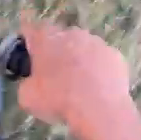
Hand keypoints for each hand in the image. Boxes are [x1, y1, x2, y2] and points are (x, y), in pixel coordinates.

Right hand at [15, 15, 139, 139]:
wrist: (99, 110)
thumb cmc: (58, 99)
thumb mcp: (28, 97)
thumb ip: (26, 83)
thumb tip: (30, 83)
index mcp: (43, 36)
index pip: (29, 29)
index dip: (29, 43)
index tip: (30, 57)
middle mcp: (68, 32)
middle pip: (58, 37)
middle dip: (57, 52)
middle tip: (57, 76)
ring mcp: (94, 41)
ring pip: (83, 47)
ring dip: (80, 60)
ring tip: (82, 85)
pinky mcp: (114, 54)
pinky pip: (103, 60)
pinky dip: (100, 70)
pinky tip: (100, 89)